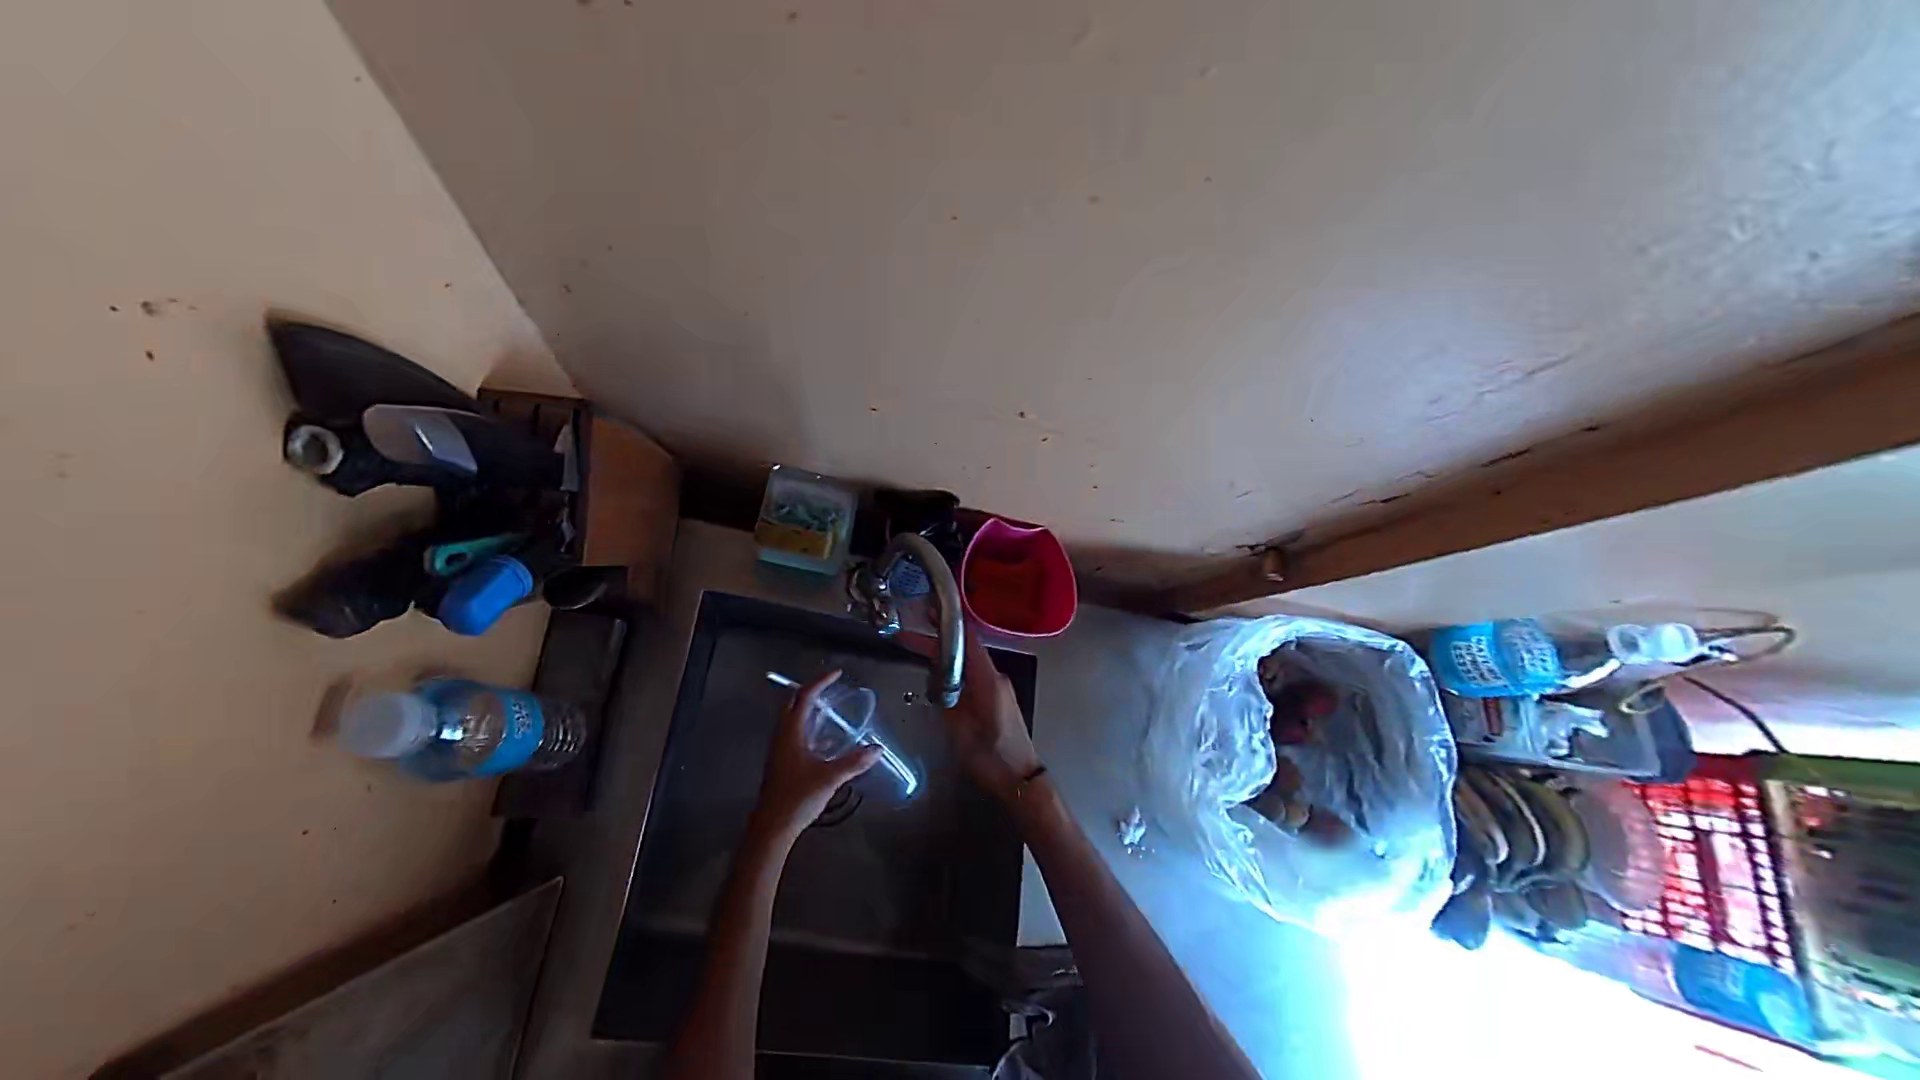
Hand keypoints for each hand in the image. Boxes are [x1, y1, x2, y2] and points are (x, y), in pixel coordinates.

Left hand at [752, 670, 882, 840]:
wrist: (772, 827)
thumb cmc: (797, 797)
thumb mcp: (830, 777)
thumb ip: (854, 762)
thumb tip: (877, 749)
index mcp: (790, 732)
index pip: (804, 697)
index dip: (820, 682)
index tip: (837, 674)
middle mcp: (782, 736)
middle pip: (793, 704)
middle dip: (811, 692)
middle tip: (831, 688)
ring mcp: (779, 750)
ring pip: (792, 720)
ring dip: (808, 710)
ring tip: (829, 709)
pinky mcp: (781, 763)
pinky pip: (794, 734)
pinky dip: (808, 727)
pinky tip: (823, 740)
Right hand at [904, 623, 1040, 803]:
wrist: (1021, 779)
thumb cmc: (992, 757)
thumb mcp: (960, 730)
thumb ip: (947, 702)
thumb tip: (936, 682)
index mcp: (988, 680)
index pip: (968, 641)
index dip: (948, 624)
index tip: (928, 612)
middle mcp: (995, 678)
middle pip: (965, 650)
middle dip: (938, 641)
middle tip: (910, 636)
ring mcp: (998, 687)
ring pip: (968, 662)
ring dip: (945, 656)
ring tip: (918, 651)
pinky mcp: (997, 698)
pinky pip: (973, 675)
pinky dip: (954, 670)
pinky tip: (938, 676)